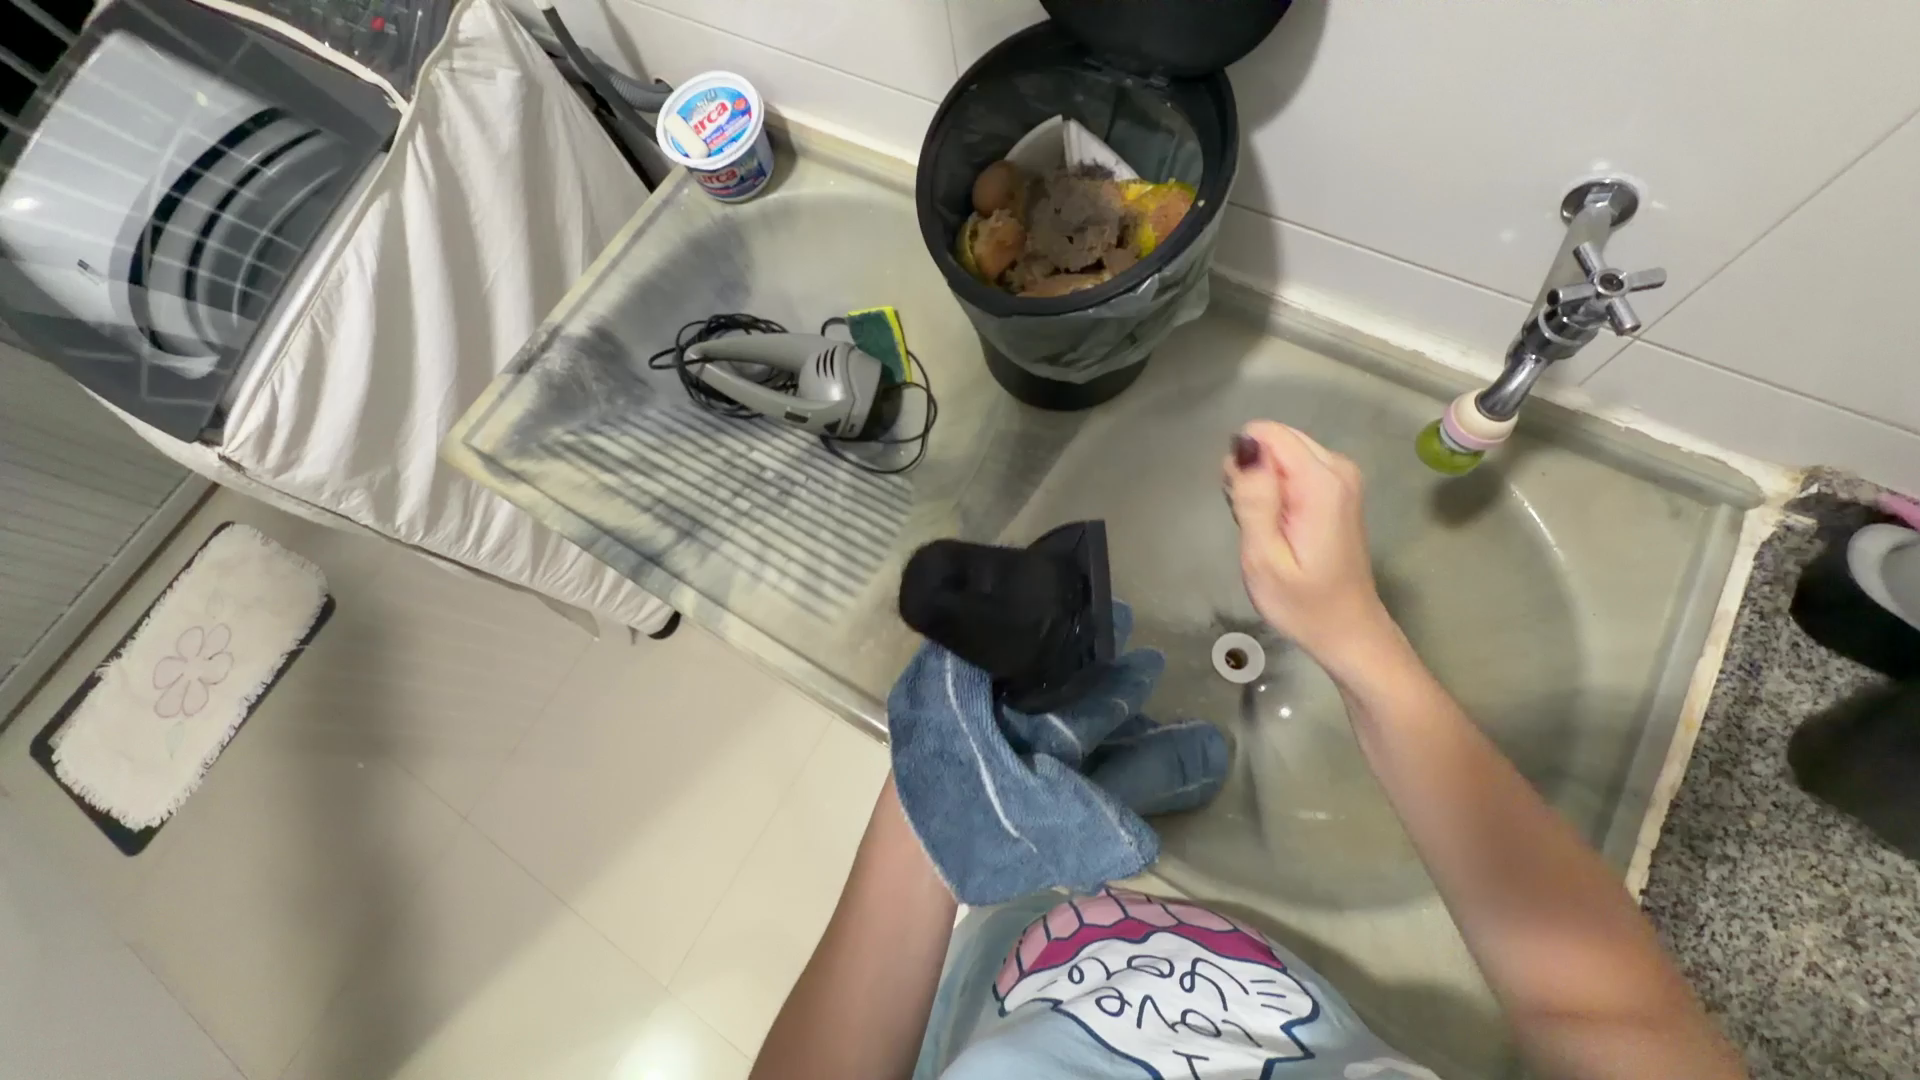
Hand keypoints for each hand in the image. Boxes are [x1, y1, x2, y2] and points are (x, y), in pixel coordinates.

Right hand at [1222, 421, 1395, 669]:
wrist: (1347, 631)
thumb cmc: (1301, 603)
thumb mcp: (1263, 558)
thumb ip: (1254, 499)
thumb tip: (1245, 447)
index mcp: (1320, 482)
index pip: (1267, 434)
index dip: (1242, 466)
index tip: (1242, 506)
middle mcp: (1337, 468)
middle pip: (1275, 440)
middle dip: (1251, 474)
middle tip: (1254, 524)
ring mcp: (1342, 477)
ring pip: (1281, 452)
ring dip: (1261, 485)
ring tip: (1266, 530)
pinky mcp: (1338, 489)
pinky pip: (1293, 468)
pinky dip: (1276, 491)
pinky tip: (1278, 527)